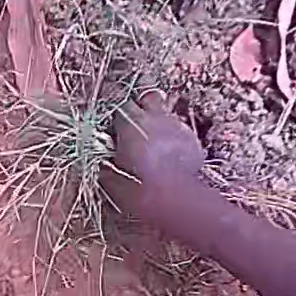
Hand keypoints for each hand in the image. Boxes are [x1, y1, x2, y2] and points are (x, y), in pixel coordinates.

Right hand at [105, 92, 208, 227]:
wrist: (171, 197)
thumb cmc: (137, 185)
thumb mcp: (111, 176)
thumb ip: (106, 163)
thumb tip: (102, 163)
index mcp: (130, 122)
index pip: (120, 105)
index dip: (117, 115)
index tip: (114, 128)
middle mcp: (154, 117)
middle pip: (148, 98)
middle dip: (142, 107)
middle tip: (136, 125)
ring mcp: (176, 126)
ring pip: (166, 117)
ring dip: (159, 127)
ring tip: (154, 147)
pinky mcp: (192, 140)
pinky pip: (180, 134)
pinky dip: (174, 142)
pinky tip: (170, 158)